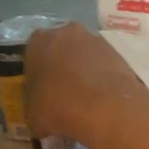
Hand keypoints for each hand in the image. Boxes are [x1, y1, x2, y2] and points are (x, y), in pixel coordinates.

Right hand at [24, 24, 148, 144]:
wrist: (105, 108)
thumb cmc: (58, 107)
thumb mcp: (32, 116)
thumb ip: (34, 107)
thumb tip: (43, 116)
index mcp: (39, 41)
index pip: (32, 54)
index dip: (35, 74)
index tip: (39, 92)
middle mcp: (66, 32)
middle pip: (59, 50)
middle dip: (60, 68)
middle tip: (61, 95)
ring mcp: (95, 40)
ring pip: (83, 56)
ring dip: (81, 72)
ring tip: (84, 100)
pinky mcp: (117, 52)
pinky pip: (102, 65)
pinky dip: (100, 78)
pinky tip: (100, 100)